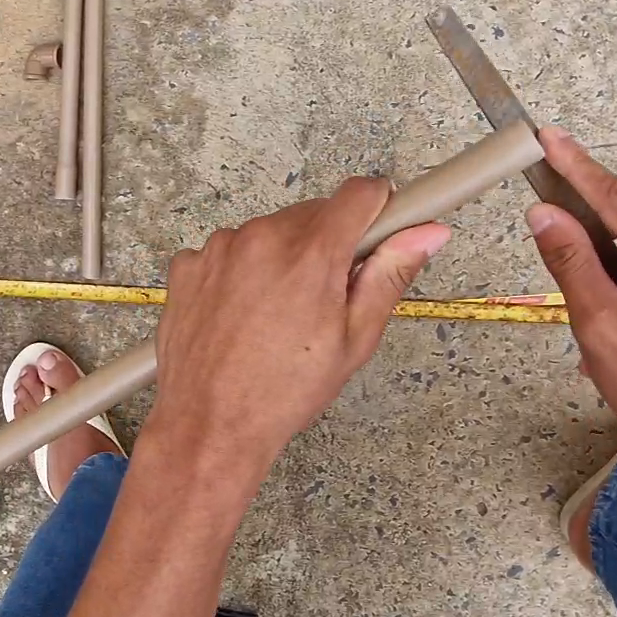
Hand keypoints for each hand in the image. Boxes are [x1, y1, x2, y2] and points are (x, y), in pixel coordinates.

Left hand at [143, 177, 450, 483]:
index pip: (358, 193)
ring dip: (281, 255)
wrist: (210, 423)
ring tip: (276, 312)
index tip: (378, 229)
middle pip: (313, 213)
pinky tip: (240, 312)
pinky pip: (228, 249)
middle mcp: (262, 237)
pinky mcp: (189, 262)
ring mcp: (219, 247)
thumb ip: (390, 275)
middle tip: (323, 296)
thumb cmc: (283, 391)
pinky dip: (238, 270)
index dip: (377, 208)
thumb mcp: (354, 340)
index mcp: (310, 254)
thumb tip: (427, 233)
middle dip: (327, 243)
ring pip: (269, 231)